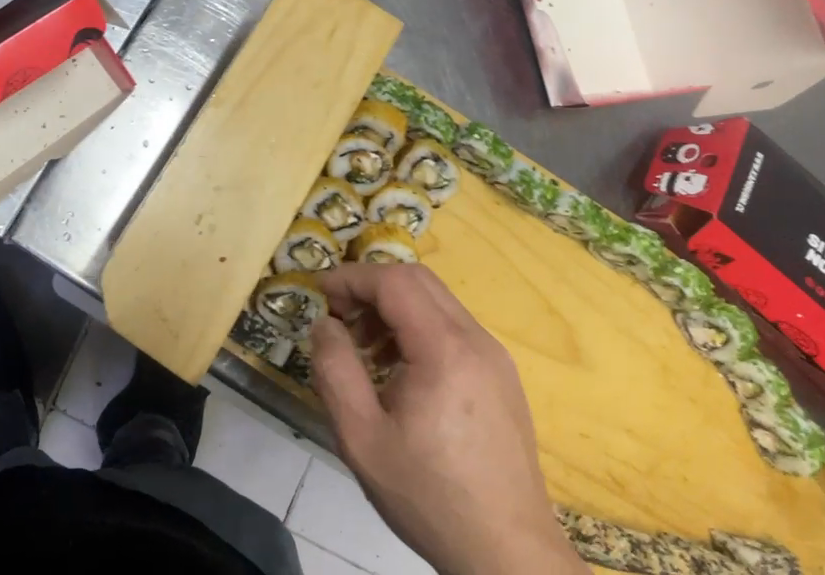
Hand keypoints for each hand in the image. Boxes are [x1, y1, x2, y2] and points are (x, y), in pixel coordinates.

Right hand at [310, 263, 580, 574]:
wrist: (506, 552)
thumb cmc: (428, 495)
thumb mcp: (360, 436)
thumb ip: (334, 369)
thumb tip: (324, 323)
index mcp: (445, 350)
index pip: (393, 280)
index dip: (349, 277)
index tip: (318, 296)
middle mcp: (477, 341)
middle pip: (417, 280)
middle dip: (370, 287)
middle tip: (338, 318)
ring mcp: (496, 358)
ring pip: (437, 302)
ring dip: (393, 308)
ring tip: (363, 349)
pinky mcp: (502, 377)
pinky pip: (454, 329)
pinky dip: (417, 328)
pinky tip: (398, 371)